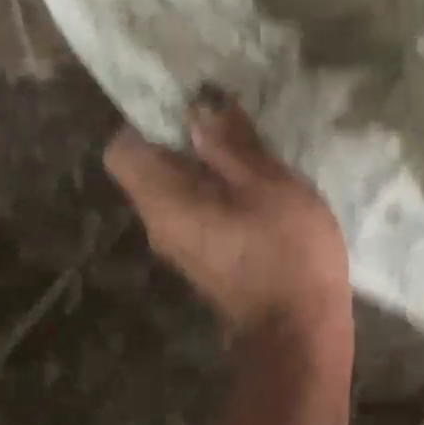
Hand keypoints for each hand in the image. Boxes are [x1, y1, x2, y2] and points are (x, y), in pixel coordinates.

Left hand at [105, 88, 350, 337]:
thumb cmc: (286, 248)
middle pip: (153, 167)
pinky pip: (201, 206)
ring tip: (259, 144)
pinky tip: (266, 182)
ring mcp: (184, 242)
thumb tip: (200, 107)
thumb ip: (233, 147)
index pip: (125, 150)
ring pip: (181, 186)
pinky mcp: (210, 253)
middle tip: (239, 113)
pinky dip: (224, 186)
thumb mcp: (269, 186)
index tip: (195, 101)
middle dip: (189, 136)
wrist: (298, 323)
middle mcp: (160, 222)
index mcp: (166, 202)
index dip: (151, 120)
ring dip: (211, 161)